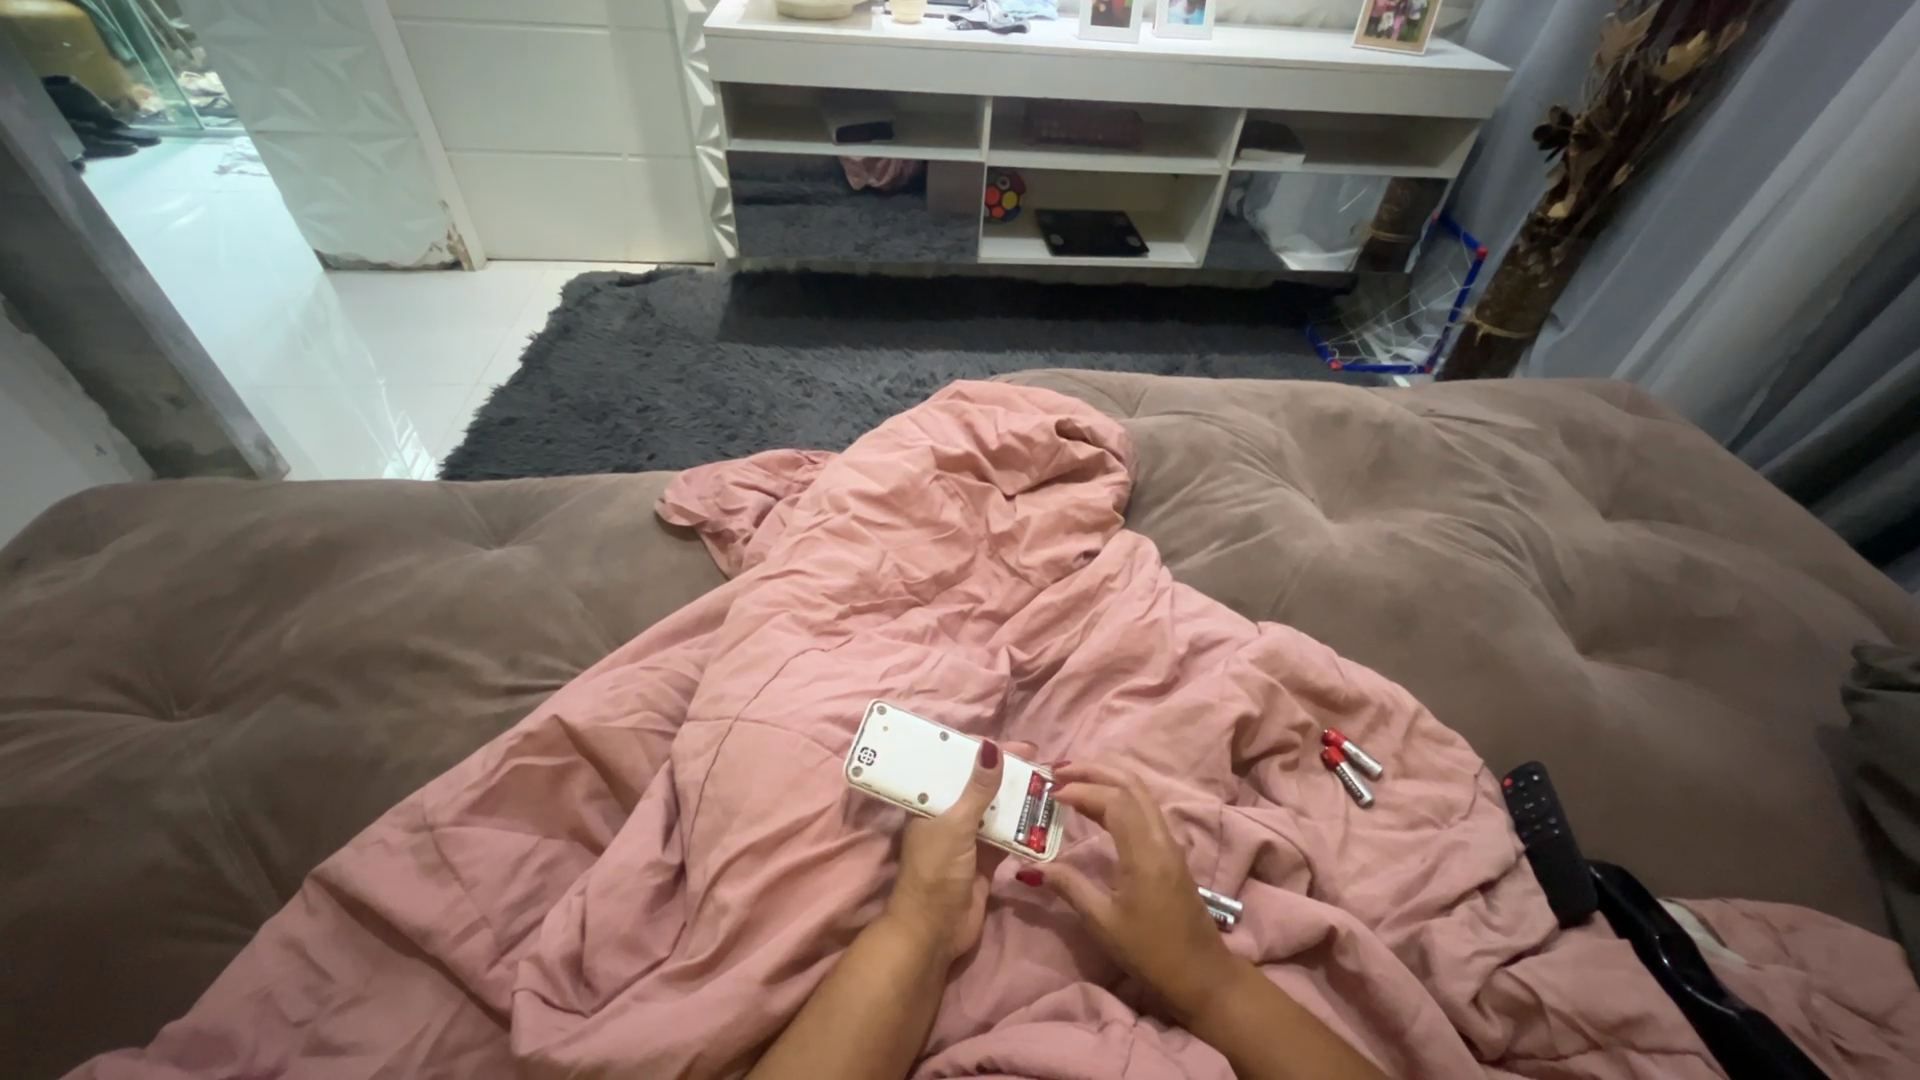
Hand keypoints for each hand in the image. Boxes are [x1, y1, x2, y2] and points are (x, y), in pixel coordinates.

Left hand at [885, 737, 1034, 963]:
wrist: (934, 933)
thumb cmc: (936, 872)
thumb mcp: (955, 826)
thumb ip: (977, 789)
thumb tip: (991, 747)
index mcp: (930, 801)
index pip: (956, 765)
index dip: (983, 751)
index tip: (1014, 745)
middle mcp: (948, 815)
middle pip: (980, 785)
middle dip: (1007, 772)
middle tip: (1038, 760)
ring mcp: (968, 837)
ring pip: (996, 810)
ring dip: (1018, 799)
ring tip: (1048, 783)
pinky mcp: (986, 859)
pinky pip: (1008, 836)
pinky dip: (1024, 828)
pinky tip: (1045, 816)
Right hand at [1027, 762, 1242, 1024]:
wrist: (1204, 976)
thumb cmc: (1152, 953)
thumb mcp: (1104, 923)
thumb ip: (1069, 887)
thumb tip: (1030, 867)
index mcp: (1145, 854)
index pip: (1114, 801)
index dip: (1081, 789)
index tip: (1051, 793)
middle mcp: (1160, 838)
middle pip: (1130, 785)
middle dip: (1093, 770)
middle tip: (1057, 770)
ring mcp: (1169, 842)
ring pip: (1140, 792)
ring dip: (1107, 778)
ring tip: (1072, 779)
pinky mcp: (1170, 850)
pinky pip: (1144, 807)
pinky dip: (1118, 794)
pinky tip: (1097, 803)